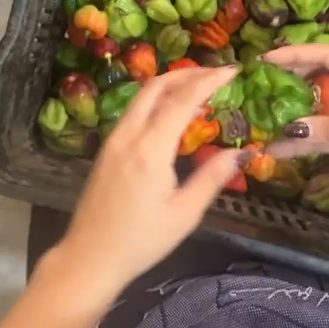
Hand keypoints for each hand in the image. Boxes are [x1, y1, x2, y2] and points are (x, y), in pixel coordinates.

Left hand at [48, 66, 243, 301]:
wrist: (89, 257)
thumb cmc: (141, 241)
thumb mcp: (184, 215)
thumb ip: (211, 178)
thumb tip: (239, 153)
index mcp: (150, 149)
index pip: (182, 100)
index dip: (209, 81)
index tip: (232, 70)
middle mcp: (129, 135)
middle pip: (157, 86)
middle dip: (188, 74)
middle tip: (217, 73)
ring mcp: (114, 139)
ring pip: (142, 96)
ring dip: (171, 84)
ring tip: (200, 87)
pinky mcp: (107, 148)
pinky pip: (135, 111)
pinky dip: (157, 100)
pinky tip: (174, 112)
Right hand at [263, 44, 328, 200]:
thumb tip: (290, 129)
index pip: (327, 56)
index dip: (296, 55)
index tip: (267, 58)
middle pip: (317, 80)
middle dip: (289, 84)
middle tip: (257, 85)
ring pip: (315, 112)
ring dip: (291, 118)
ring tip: (261, 120)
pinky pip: (320, 137)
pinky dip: (301, 144)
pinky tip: (278, 150)